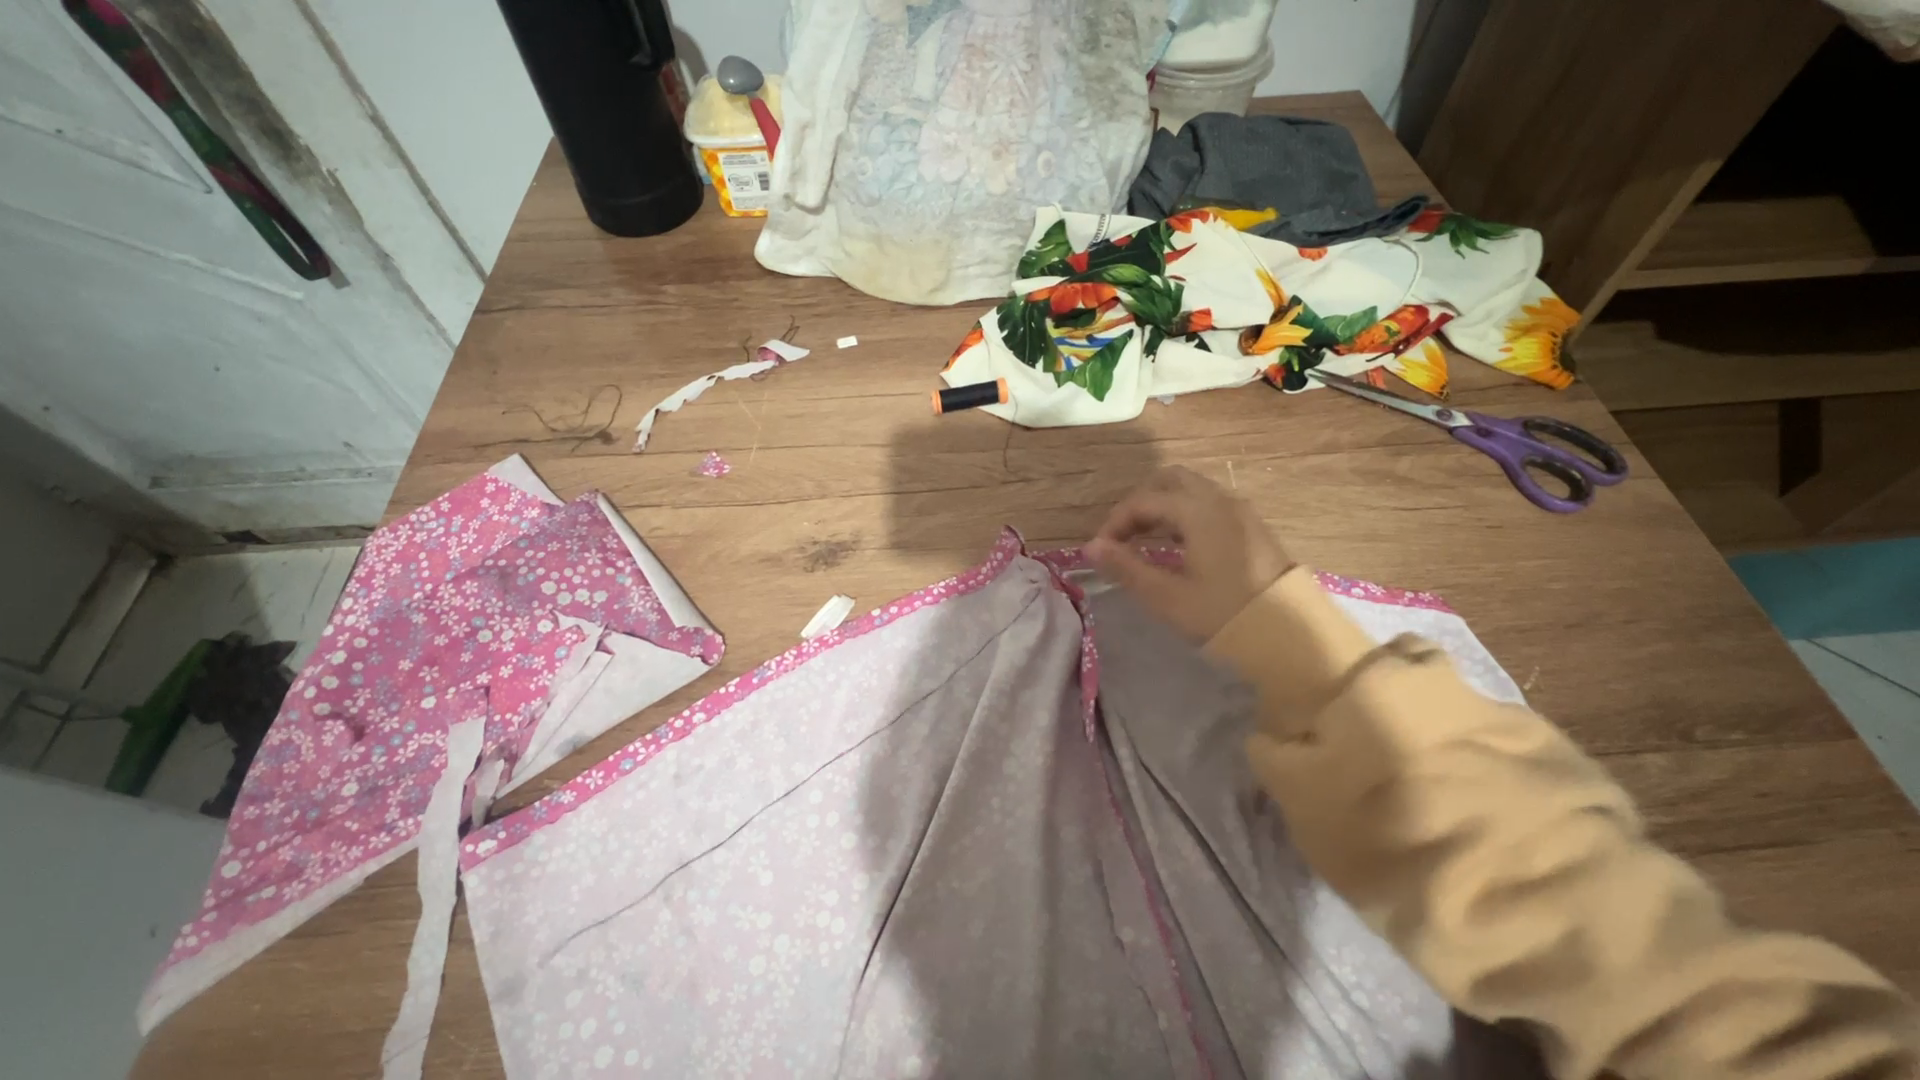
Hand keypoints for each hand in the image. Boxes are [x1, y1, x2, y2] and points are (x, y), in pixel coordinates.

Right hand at [1085, 466, 1294, 641]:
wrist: (1288, 633)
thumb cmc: (1222, 614)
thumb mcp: (1167, 597)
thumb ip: (1126, 568)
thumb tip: (1091, 548)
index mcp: (1197, 511)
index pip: (1142, 502)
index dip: (1114, 523)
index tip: (1100, 551)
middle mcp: (1219, 500)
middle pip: (1169, 481)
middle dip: (1140, 504)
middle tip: (1123, 536)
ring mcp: (1240, 511)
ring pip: (1191, 491)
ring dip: (1163, 508)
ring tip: (1146, 542)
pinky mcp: (1252, 526)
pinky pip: (1209, 505)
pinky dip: (1185, 515)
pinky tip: (1177, 546)